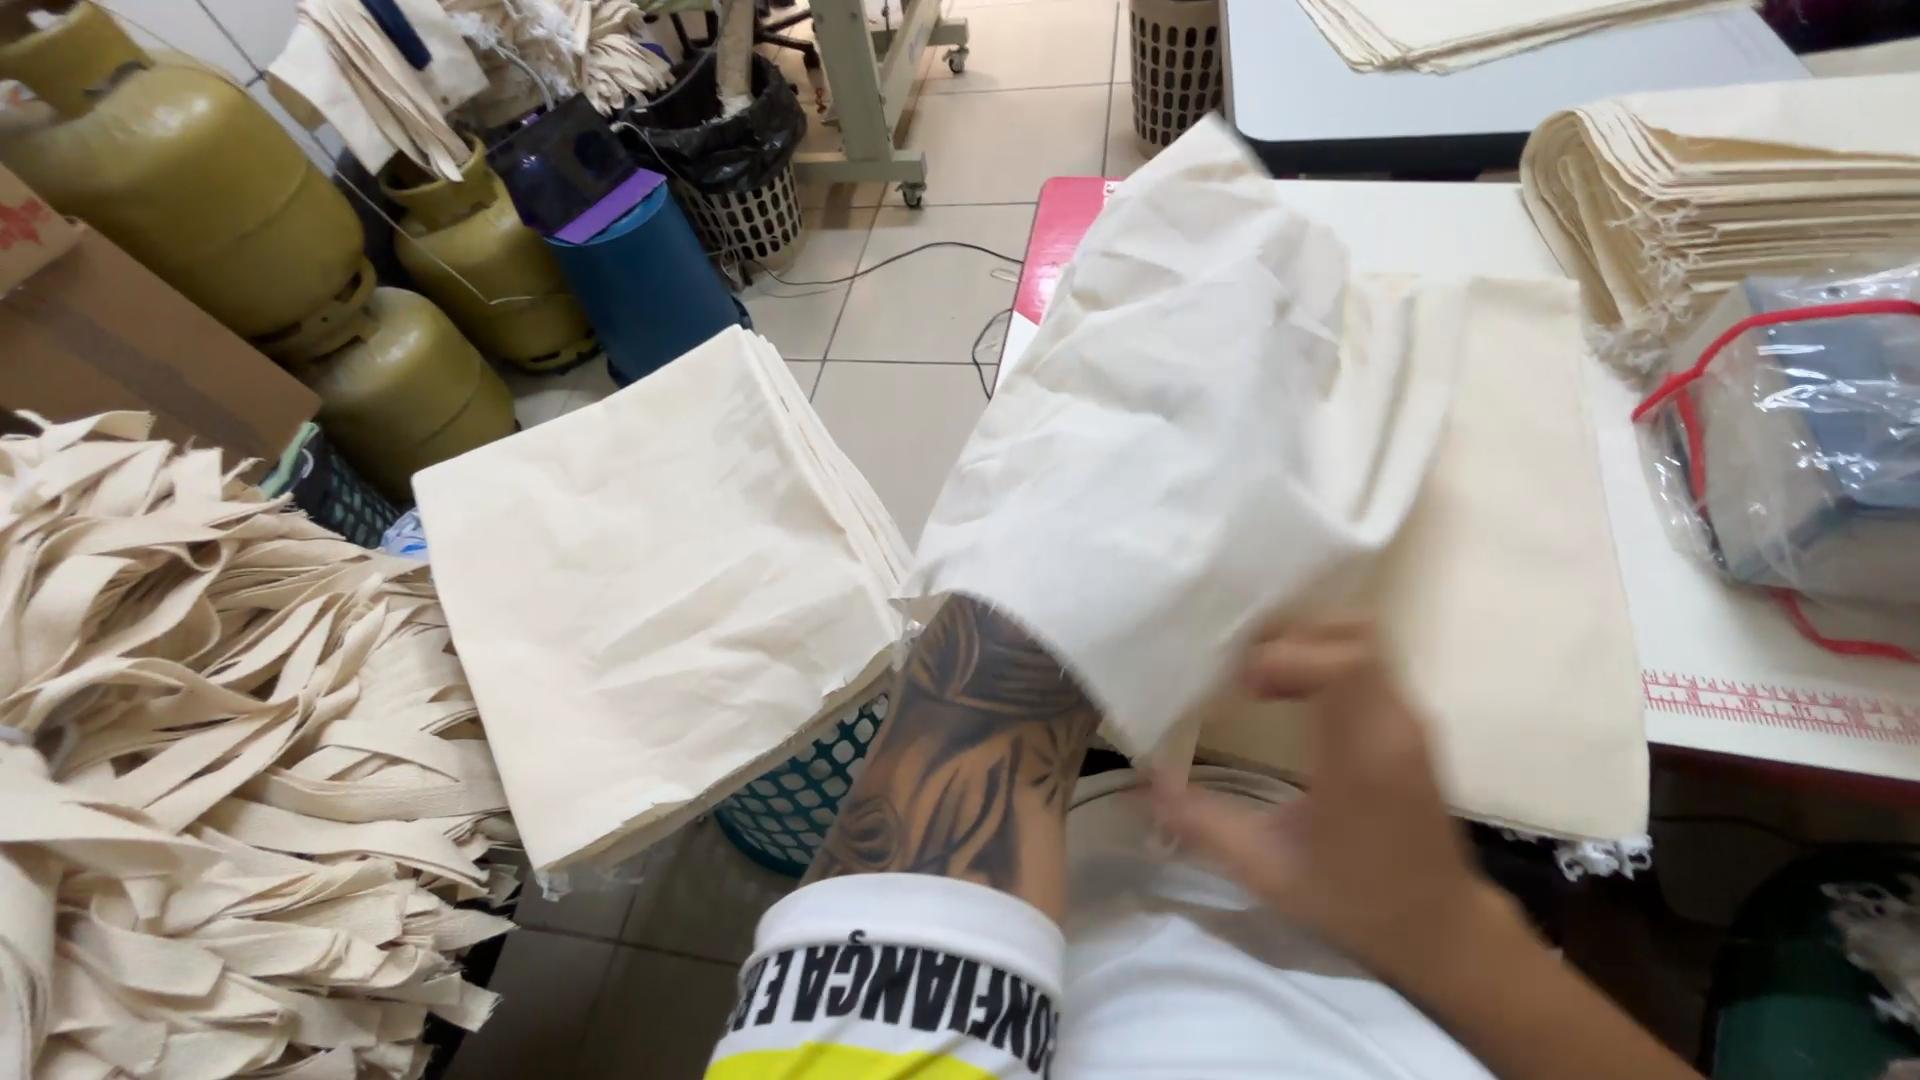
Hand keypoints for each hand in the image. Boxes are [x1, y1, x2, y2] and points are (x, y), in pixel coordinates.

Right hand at [1149, 619, 1513, 987]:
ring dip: (1307, 643)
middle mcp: (1394, 726)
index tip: (1242, 683)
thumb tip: (1142, 785)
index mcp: (1363, 758)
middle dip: (1292, 636)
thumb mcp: (1264, 868)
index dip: (1287, 656)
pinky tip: (1285, 693)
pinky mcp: (1409, 724)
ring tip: (1259, 676)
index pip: (1343, 666)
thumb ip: (1200, 824)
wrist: (1438, 927)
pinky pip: (1367, 663)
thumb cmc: (1352, 898)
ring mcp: (1409, 721)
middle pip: (1354, 636)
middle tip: (1242, 665)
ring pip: (1363, 641)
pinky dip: (1323, 658)